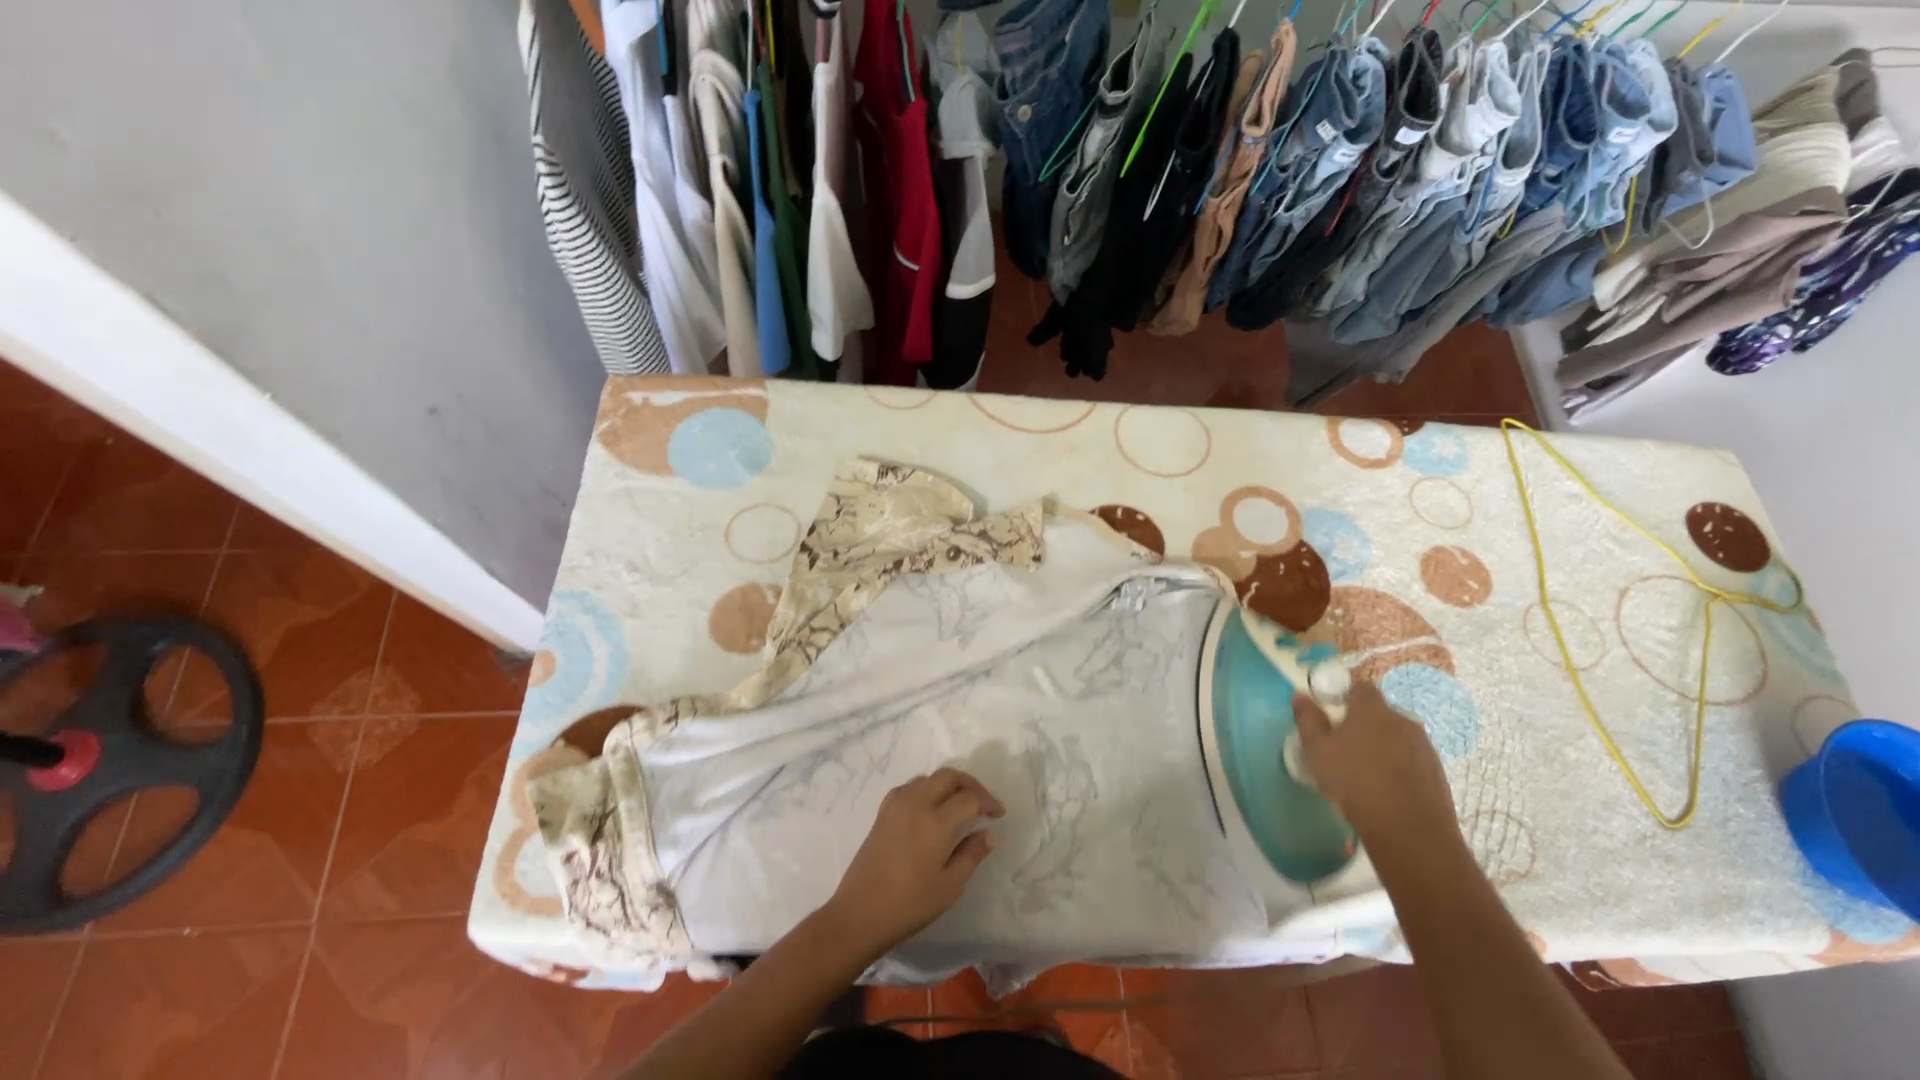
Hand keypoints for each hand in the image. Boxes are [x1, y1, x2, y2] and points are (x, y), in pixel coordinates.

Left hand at [823, 768, 1005, 958]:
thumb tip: (991, 833)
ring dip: (947, 784)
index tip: (999, 815)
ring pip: (927, 778)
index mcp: (937, 821)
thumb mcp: (950, 885)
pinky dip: (925, 789)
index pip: (969, 797)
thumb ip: (972, 854)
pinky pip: (908, 788)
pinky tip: (929, 809)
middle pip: (948, 776)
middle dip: (970, 784)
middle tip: (982, 804)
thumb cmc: (910, 904)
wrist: (860, 913)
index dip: (988, 802)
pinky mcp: (882, 814)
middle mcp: (916, 804)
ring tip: (959, 805)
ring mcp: (896, 806)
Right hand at [1294, 681, 1458, 851]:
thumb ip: (1308, 720)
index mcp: (1372, 709)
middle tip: (1344, 748)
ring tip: (1365, 773)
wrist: (1408, 827)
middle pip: (1379, 713)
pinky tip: (1386, 789)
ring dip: (1382, 747)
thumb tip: (1301, 695)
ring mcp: (1423, 745)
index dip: (1346, 696)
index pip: (1361, 687)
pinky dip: (1398, 767)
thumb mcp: (1317, 751)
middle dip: (1363, 724)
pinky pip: (1411, 759)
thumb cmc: (1353, 781)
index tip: (1332, 715)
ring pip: (1396, 737)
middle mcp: (1402, 719)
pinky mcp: (1436, 770)